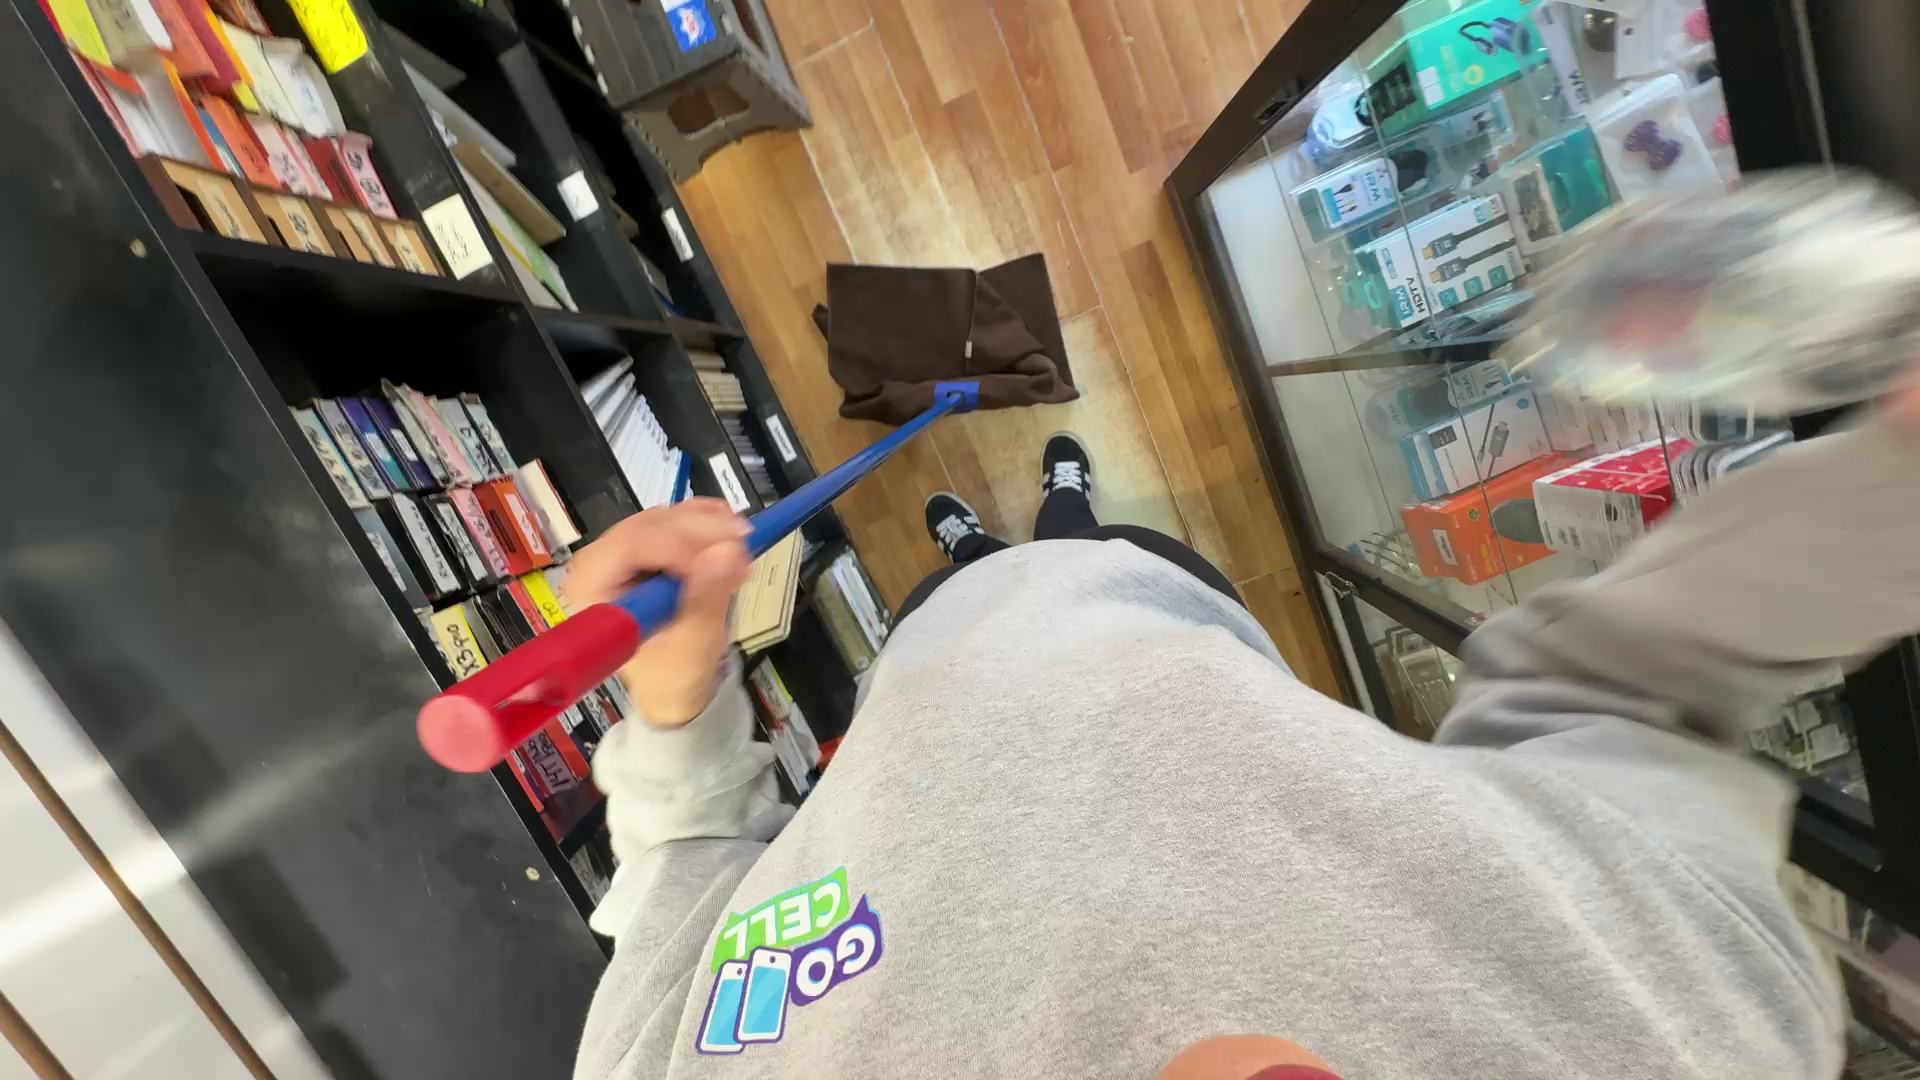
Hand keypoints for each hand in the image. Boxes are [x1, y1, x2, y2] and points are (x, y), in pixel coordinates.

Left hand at [562, 499, 750, 727]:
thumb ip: (705, 601)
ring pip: (664, 518)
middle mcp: (599, 565)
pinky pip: (674, 520)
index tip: (725, 556)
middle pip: (648, 527)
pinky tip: (729, 525)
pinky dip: (704, 518)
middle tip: (745, 540)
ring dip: (707, 523)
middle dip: (700, 530)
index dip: (678, 544)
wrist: (675, 682)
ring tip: (744, 540)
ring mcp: (623, 553)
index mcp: (593, 592)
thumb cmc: (674, 674)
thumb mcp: (694, 647)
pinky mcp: (646, 548)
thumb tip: (727, 552)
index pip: (629, 546)